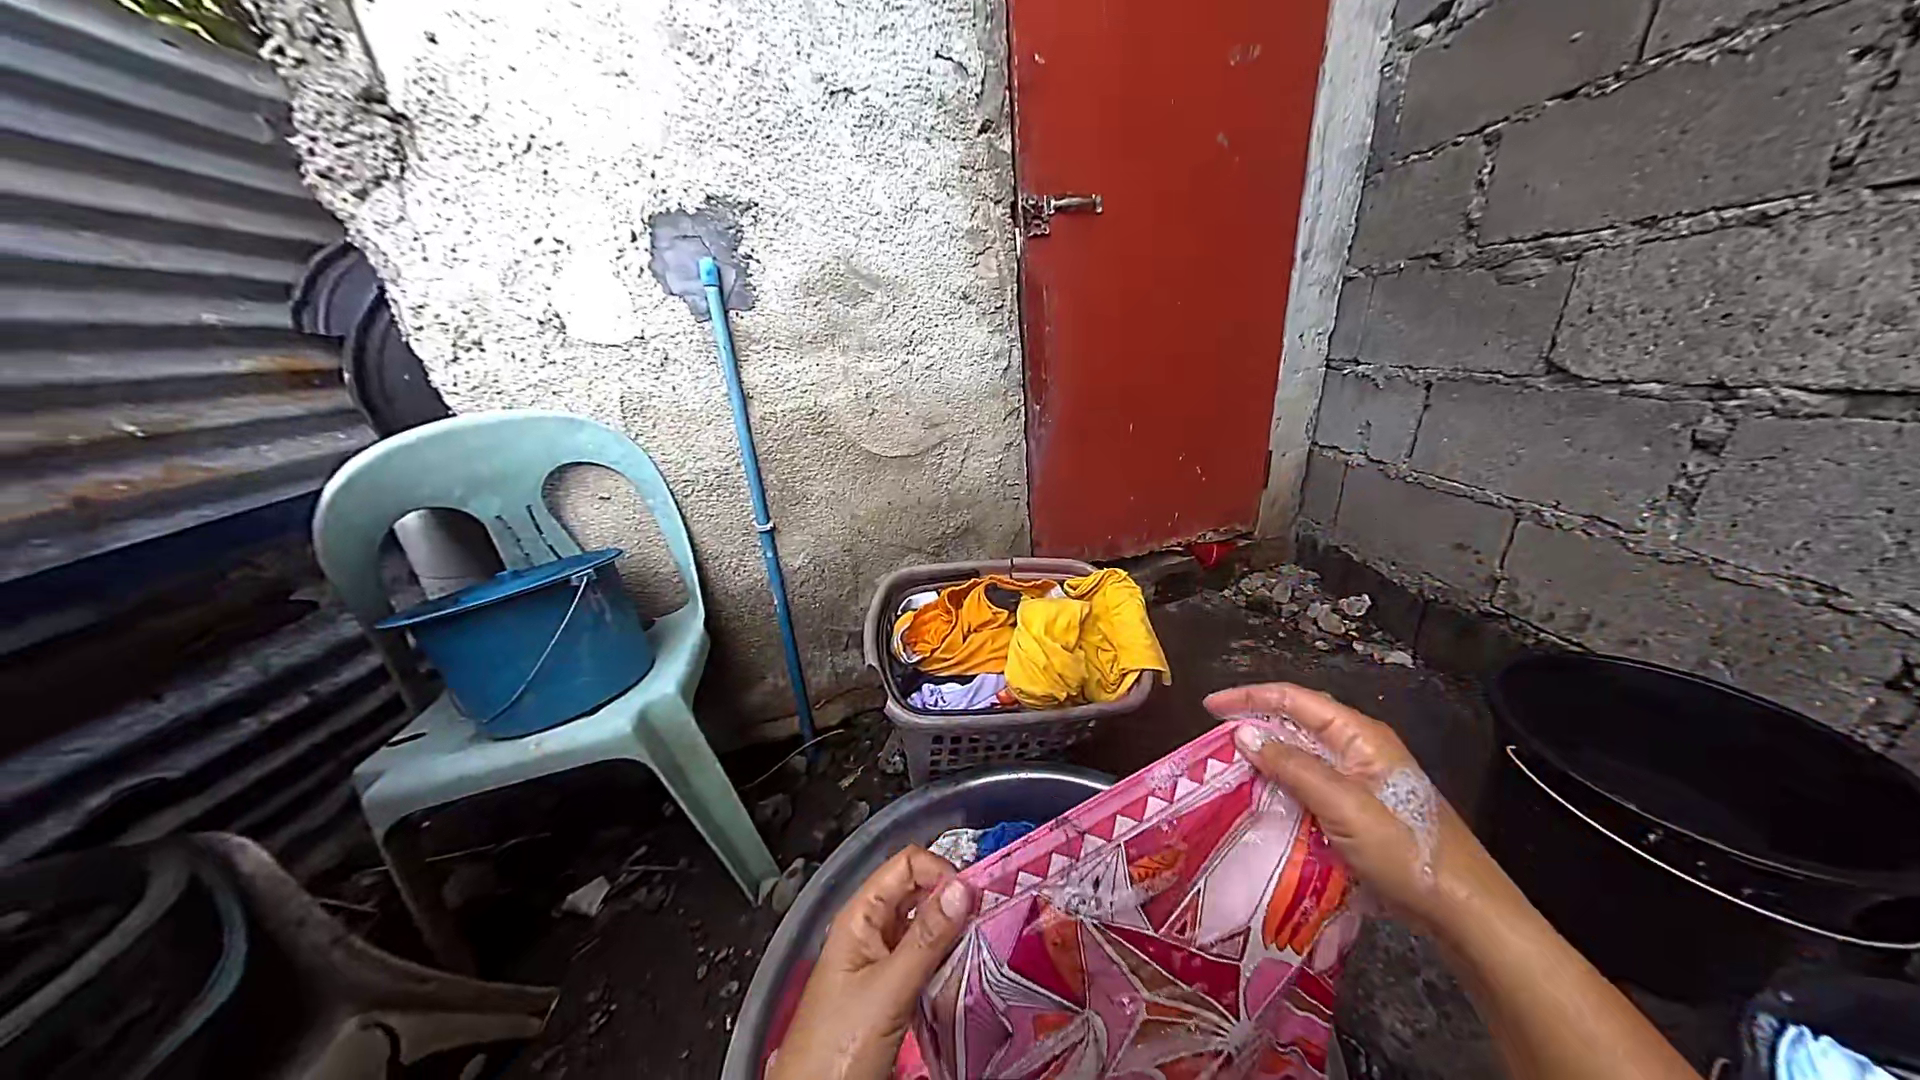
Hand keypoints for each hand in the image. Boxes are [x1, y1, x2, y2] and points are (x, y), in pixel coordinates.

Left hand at [768, 846, 974, 1079]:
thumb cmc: (835, 1049)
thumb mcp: (886, 989)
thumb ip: (926, 938)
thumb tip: (962, 888)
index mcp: (861, 915)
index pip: (906, 864)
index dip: (939, 871)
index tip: (970, 897)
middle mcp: (871, 929)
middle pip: (918, 890)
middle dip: (951, 898)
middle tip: (983, 918)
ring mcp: (882, 959)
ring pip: (924, 925)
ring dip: (951, 930)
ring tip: (978, 943)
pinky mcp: (892, 988)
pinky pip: (925, 957)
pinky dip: (947, 957)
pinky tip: (963, 970)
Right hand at [1204, 682, 1493, 935]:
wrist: (1464, 910)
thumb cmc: (1405, 849)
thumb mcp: (1342, 804)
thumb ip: (1290, 765)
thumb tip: (1242, 733)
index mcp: (1359, 735)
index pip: (1293, 699)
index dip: (1248, 697)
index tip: (1209, 707)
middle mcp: (1358, 747)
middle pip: (1296, 720)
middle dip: (1254, 722)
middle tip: (1215, 736)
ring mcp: (1360, 776)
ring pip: (1301, 752)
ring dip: (1266, 754)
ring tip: (1229, 764)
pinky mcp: (1358, 804)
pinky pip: (1309, 781)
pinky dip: (1281, 781)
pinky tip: (1262, 795)